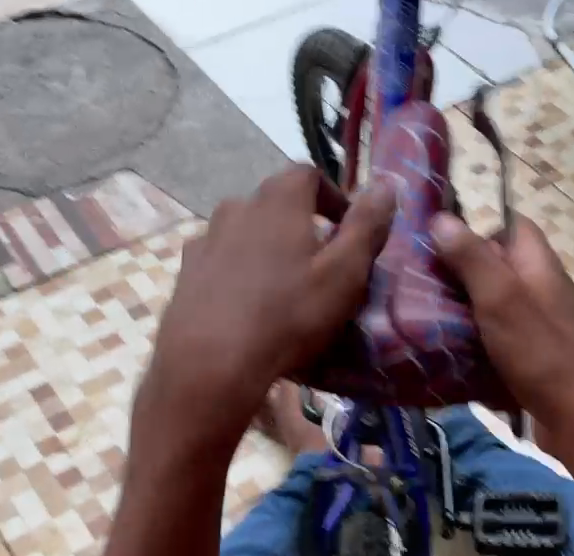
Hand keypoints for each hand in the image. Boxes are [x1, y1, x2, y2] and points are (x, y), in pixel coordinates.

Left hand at [136, 167, 394, 458]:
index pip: (310, 174)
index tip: (347, 229)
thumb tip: (386, 185)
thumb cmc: (288, 316)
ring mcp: (206, 239)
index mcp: (279, 199)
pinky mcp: (187, 273)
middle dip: (301, 226)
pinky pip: (222, 263)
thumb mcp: (343, 275)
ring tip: (283, 291)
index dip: (333, 197)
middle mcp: (237, 205)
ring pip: (246, 234)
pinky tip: (248, 309)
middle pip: (275, 204)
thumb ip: (366, 227)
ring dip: (268, 251)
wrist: (212, 362)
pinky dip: (239, 275)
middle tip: (319, 266)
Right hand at [430, 213, 573, 459]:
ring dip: (457, 318)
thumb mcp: (501, 298)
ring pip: (488, 312)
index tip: (435, 245)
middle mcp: (538, 291)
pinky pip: (491, 348)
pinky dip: (469, 352)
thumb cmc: (543, 353)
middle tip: (411, 289)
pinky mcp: (527, 364)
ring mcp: (533, 330)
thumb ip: (472, 258)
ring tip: (415, 323)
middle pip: (493, 271)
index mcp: (537, 265)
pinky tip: (440, 361)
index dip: (474, 229)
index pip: (509, 227)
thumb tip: (440, 218)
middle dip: (455, 278)